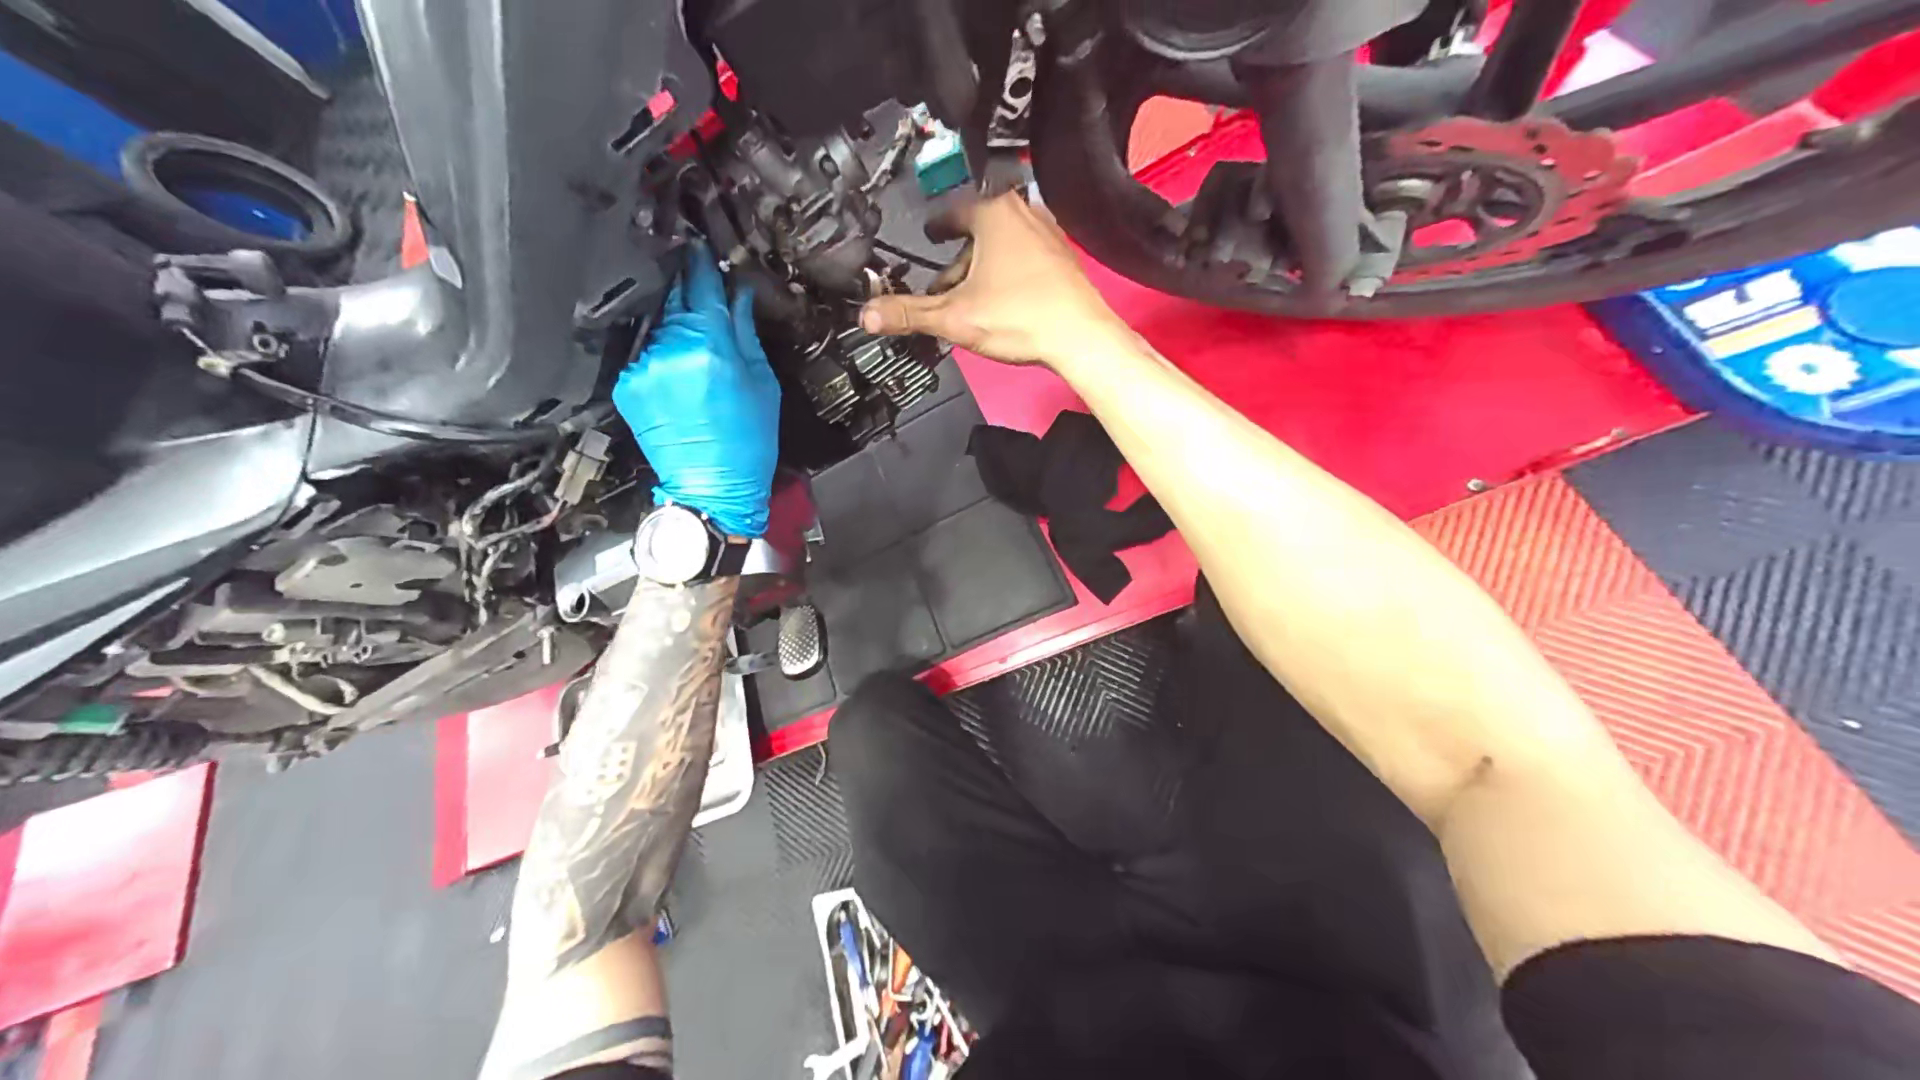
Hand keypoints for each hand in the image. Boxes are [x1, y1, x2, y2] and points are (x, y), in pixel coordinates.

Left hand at [613, 242, 780, 537]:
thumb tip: (738, 293)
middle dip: (691, 292)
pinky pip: (647, 352)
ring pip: (659, 324)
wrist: (712, 486)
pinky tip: (683, 371)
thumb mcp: (762, 384)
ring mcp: (642, 367)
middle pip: (676, 299)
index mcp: (708, 346)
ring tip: (700, 346)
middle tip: (705, 286)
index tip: (702, 245)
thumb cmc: (746, 443)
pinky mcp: (628, 384)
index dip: (702, 261)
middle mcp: (667, 349)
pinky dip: (663, 352)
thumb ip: (745, 332)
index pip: (700, 284)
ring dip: (677, 324)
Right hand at [858, 193, 1135, 369]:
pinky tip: (1003, 303)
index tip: (930, 233)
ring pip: (1002, 247)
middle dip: (958, 261)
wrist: (1080, 338)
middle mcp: (1023, 214)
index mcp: (993, 213)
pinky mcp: (1062, 260)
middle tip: (943, 287)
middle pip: (977, 233)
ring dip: (983, 269)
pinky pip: (1025, 260)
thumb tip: (870, 315)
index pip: (952, 211)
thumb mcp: (954, 316)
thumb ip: (909, 313)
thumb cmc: (1023, 317)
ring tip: (971, 301)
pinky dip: (1008, 275)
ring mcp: (1048, 235)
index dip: (936, 226)